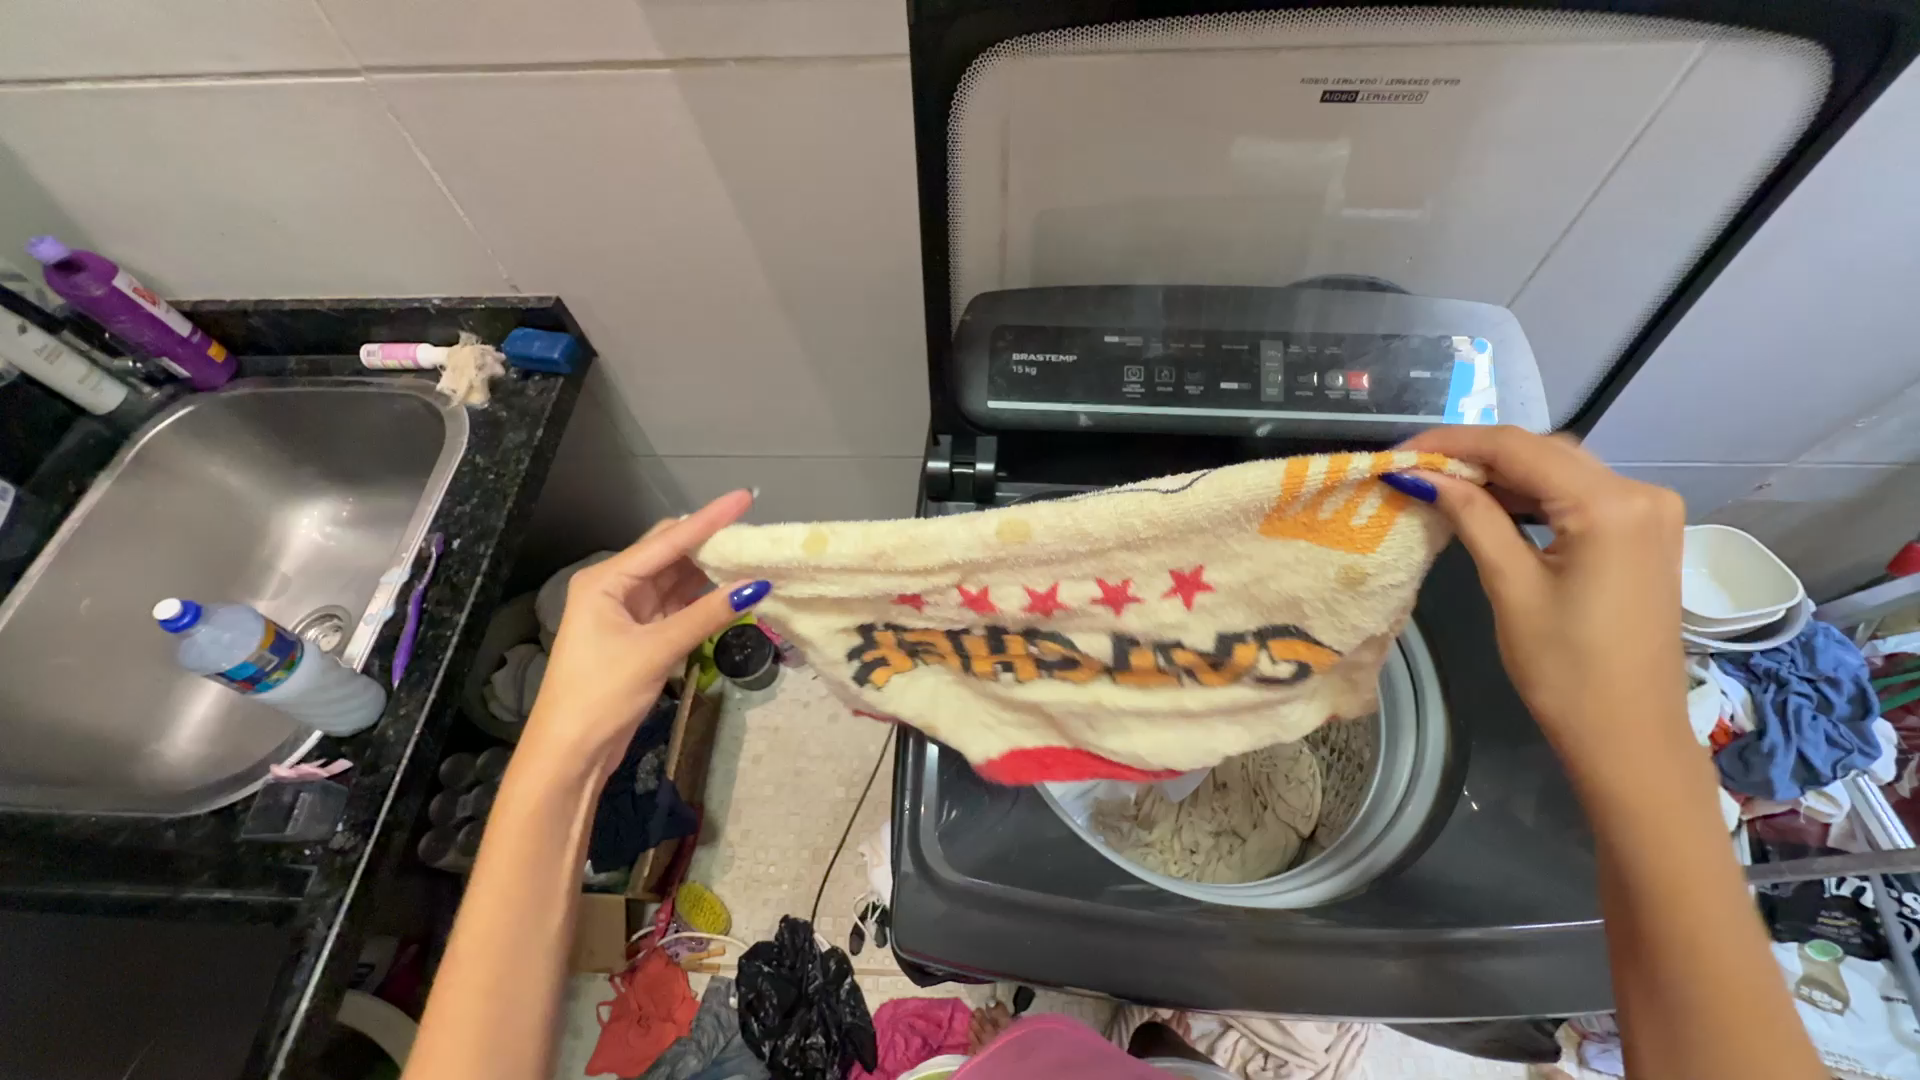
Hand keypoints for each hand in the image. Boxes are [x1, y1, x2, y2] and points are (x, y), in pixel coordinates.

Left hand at [517, 491, 768, 781]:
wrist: (570, 751)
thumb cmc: (601, 694)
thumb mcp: (657, 651)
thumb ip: (707, 615)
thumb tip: (756, 585)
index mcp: (607, 580)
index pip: (667, 541)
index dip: (708, 519)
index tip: (744, 498)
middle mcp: (617, 588)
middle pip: (671, 554)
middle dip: (711, 542)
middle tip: (755, 533)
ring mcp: (629, 611)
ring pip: (678, 580)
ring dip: (711, 571)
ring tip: (752, 556)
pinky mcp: (641, 635)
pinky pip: (679, 606)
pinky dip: (705, 600)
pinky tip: (732, 590)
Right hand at [1387, 426, 1686, 767]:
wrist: (1628, 730)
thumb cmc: (1563, 666)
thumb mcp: (1509, 584)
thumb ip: (1471, 517)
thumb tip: (1421, 474)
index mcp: (1610, 505)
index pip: (1518, 447)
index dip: (1452, 442)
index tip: (1397, 453)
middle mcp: (1640, 493)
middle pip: (1542, 450)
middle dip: (1474, 453)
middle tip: (1413, 469)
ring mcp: (1649, 513)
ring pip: (1560, 469)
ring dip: (1500, 471)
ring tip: (1440, 484)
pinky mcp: (1643, 533)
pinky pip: (1577, 494)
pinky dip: (1530, 493)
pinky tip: (1490, 504)